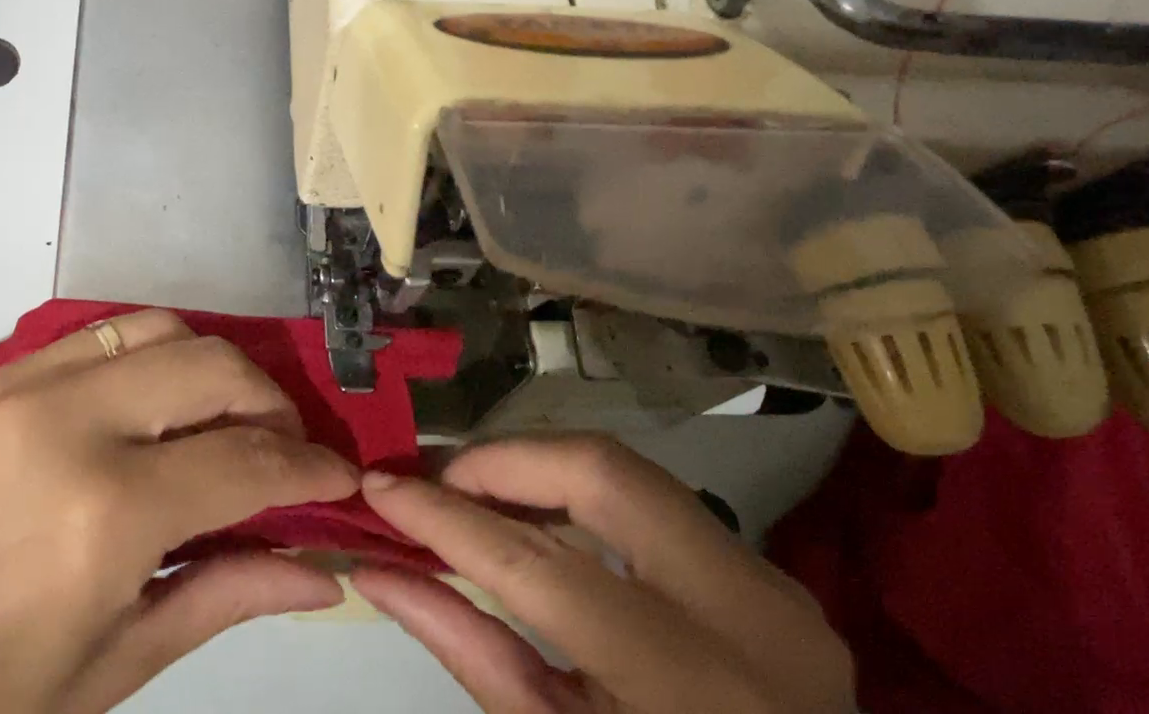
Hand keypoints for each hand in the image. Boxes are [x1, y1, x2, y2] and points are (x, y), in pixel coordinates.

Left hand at [0, 310, 359, 713]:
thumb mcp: (104, 671)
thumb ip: (220, 598)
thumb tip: (322, 573)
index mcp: (101, 514)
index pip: (247, 464)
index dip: (310, 471)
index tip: (344, 481)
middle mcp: (66, 421)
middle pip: (213, 367)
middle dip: (272, 405)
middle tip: (287, 458)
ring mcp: (17, 386)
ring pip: (158, 328)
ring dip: (211, 368)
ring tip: (225, 426)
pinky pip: (96, 335)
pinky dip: (150, 356)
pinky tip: (152, 411)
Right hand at [351, 436, 852, 713]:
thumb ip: (470, 652)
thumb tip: (379, 572)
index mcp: (691, 688)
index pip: (542, 568)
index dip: (447, 520)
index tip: (379, 489)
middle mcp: (747, 611)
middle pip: (600, 470)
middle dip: (498, 461)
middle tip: (431, 482)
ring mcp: (770, 583)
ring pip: (628, 471)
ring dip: (534, 469)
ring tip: (467, 494)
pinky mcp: (766, 572)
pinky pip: (653, 503)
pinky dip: (576, 496)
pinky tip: (530, 519)